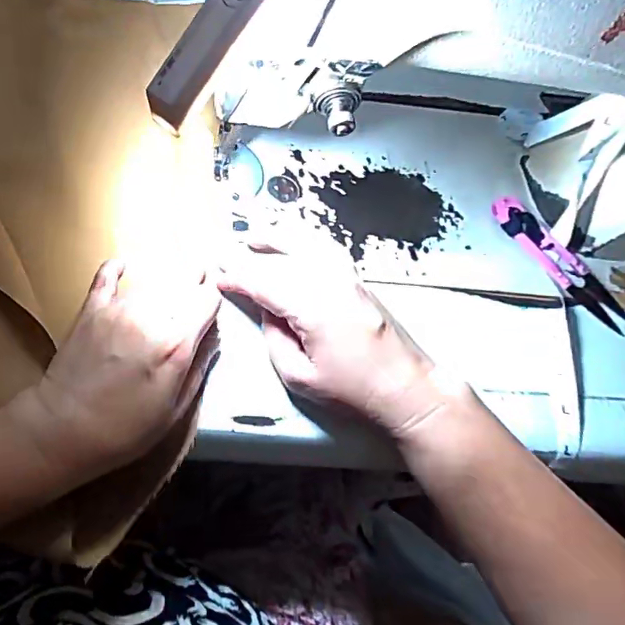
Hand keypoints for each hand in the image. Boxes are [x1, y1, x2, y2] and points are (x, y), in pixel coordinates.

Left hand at [7, 258, 221, 480]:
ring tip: (171, 281)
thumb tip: (213, 336)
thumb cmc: (125, 429)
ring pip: (153, 279)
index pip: (208, 299)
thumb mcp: (175, 409)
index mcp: (176, 343)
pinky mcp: (91, 308)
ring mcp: (118, 309)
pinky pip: (107, 276)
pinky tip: (124, 266)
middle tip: (199, 283)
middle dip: (195, 280)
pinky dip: (117, 268)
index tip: (215, 299)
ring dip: (165, 279)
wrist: (65, 428)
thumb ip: (199, 367)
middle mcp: (151, 317)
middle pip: (183, 281)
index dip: (215, 296)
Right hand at [217, 239, 451, 440]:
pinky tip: (293, 241)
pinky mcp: (358, 279)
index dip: (237, 278)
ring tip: (256, 235)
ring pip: (307, 242)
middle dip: (251, 255)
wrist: (407, 388)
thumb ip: (275, 339)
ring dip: (278, 236)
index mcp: (313, 307)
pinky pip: (325, 247)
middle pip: (282, 257)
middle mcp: (330, 282)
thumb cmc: (353, 389)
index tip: (218, 277)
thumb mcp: (299, 376)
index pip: (264, 283)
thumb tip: (270, 312)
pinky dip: (305, 238)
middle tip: (226, 255)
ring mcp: (348, 276)